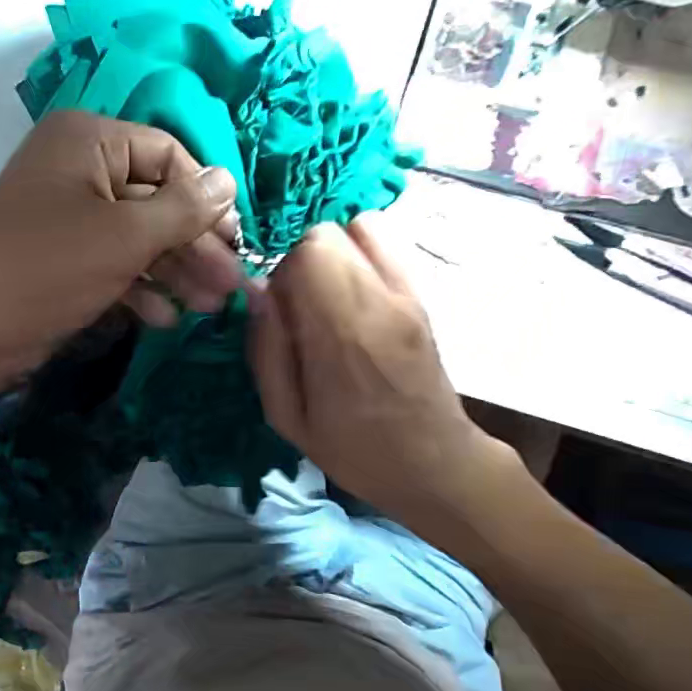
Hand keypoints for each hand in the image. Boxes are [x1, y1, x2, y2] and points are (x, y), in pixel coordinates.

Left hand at [0, 111, 241, 384]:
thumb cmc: (49, 267)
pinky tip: (165, 318)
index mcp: (88, 140)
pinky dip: (142, 288)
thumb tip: (228, 181)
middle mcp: (78, 169)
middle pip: (157, 201)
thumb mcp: (127, 236)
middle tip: (231, 286)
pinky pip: (115, 263)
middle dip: (196, 246)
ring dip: (177, 272)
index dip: (205, 197)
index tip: (235, 240)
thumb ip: (185, 208)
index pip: (168, 154)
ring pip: (140, 237)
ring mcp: (69, 217)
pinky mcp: (63, 259)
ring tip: (209, 308)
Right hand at [249, 217, 512, 541]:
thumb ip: (266, 351)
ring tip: (325, 294)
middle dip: (300, 259)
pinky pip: (384, 242)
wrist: (435, 463)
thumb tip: (256, 292)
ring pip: (357, 227)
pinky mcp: (420, 294)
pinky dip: (358, 250)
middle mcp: (377, 303)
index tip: (279, 309)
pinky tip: (351, 290)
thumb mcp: (288, 419)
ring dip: (330, 251)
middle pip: (326, 233)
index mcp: (339, 337)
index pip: (305, 252)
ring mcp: (405, 294)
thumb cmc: (355, 451)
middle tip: (300, 305)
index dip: (280, 271)